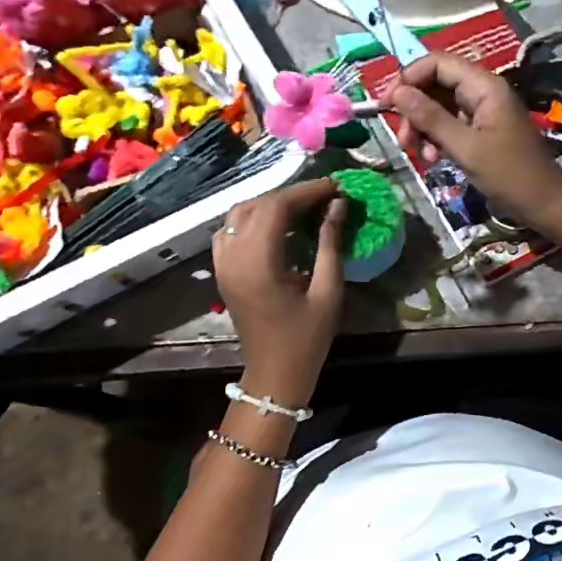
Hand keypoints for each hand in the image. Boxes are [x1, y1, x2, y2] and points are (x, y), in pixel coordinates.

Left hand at [212, 179, 346, 407]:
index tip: (335, 187)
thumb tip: (338, 206)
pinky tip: (278, 225)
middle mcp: (232, 256)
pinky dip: (254, 218)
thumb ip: (330, 245)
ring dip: (272, 203)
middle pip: (258, 205)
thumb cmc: (307, 338)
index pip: (276, 207)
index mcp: (257, 262)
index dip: (307, 191)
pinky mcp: (223, 270)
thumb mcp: (328, 292)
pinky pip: (232, 230)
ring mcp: (223, 263)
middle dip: (292, 194)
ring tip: (305, 206)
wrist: (275, 373)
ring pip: (241, 213)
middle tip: (326, 195)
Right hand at [384, 54, 561, 226]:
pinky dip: (438, 139)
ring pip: (441, 106)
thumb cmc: (509, 175)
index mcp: (485, 86)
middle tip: (403, 140)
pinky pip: (452, 125)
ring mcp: (484, 112)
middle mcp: (484, 92)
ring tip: (418, 155)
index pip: (438, 63)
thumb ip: (431, 118)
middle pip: (436, 84)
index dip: (409, 78)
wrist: (544, 203)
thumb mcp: (465, 148)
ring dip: (423, 128)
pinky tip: (434, 160)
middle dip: (415, 109)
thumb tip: (398, 92)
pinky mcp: (483, 131)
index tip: (387, 104)